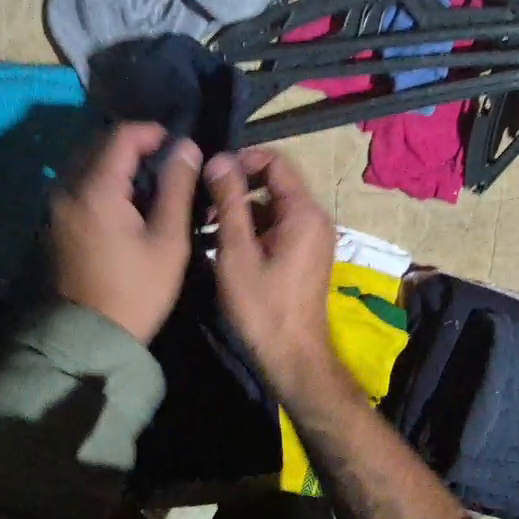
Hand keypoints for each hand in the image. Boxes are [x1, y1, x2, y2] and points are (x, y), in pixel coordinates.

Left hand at [52, 123, 201, 343]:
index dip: (152, 132)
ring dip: (117, 161)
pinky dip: (102, 179)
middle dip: (134, 145)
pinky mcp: (54, 222)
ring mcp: (56, 206)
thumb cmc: (136, 291)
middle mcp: (67, 188)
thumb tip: (186, 146)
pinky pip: (78, 183)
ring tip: (149, 181)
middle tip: (166, 161)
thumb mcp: (168, 240)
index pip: (121, 135)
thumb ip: (177, 187)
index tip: (178, 144)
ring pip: (86, 162)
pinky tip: (126, 200)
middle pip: (99, 144)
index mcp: (95, 189)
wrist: (89, 339)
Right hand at [205, 149, 337, 392]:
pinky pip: (277, 226)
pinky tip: (223, 244)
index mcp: (304, 212)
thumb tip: (219, 159)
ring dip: (241, 209)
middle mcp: (315, 218)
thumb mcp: (237, 252)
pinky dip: (252, 228)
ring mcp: (312, 238)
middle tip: (203, 201)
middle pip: (275, 182)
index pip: (276, 161)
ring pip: (272, 206)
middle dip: (238, 186)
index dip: (242, 160)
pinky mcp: (305, 255)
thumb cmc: (262, 307)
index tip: (211, 175)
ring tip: (206, 225)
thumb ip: (229, 202)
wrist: (293, 359)